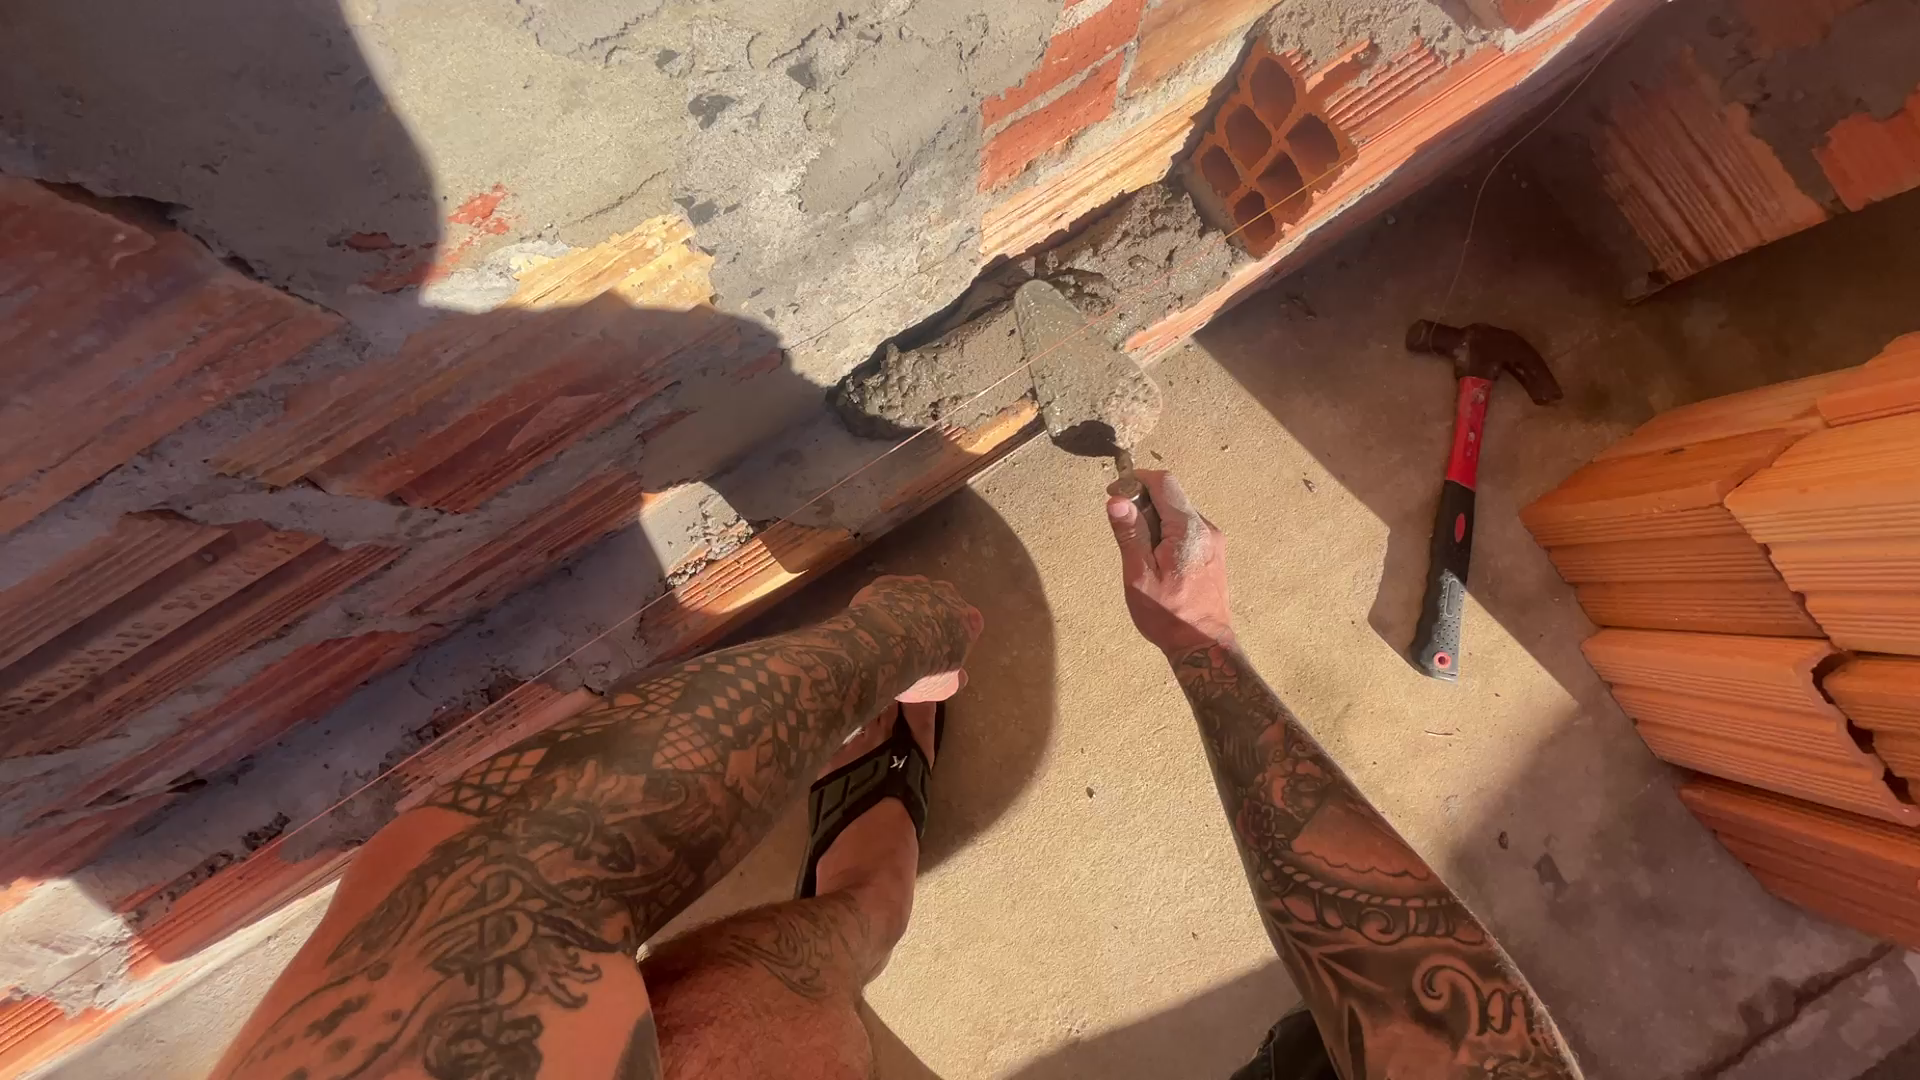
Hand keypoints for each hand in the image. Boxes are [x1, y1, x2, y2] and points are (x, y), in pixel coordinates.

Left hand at [849, 575, 982, 701]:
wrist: (881, 646)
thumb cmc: (921, 670)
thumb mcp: (944, 686)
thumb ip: (954, 678)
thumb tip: (959, 677)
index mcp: (969, 620)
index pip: (969, 629)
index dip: (955, 644)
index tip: (942, 658)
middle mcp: (947, 594)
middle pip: (943, 609)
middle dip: (933, 624)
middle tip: (916, 648)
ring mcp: (916, 583)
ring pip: (915, 598)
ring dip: (907, 613)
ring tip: (890, 638)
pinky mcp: (887, 581)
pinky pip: (888, 594)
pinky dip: (883, 606)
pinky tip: (873, 625)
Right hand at [1106, 470, 1235, 655]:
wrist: (1203, 644)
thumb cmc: (1167, 614)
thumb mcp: (1139, 575)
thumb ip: (1129, 534)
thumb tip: (1116, 499)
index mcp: (1187, 529)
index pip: (1163, 482)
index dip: (1135, 481)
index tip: (1114, 496)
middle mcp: (1205, 528)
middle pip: (1171, 495)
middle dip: (1142, 503)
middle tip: (1123, 531)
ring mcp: (1213, 540)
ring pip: (1178, 512)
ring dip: (1153, 519)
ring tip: (1139, 552)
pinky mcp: (1213, 552)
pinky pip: (1185, 528)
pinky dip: (1166, 532)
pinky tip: (1156, 560)